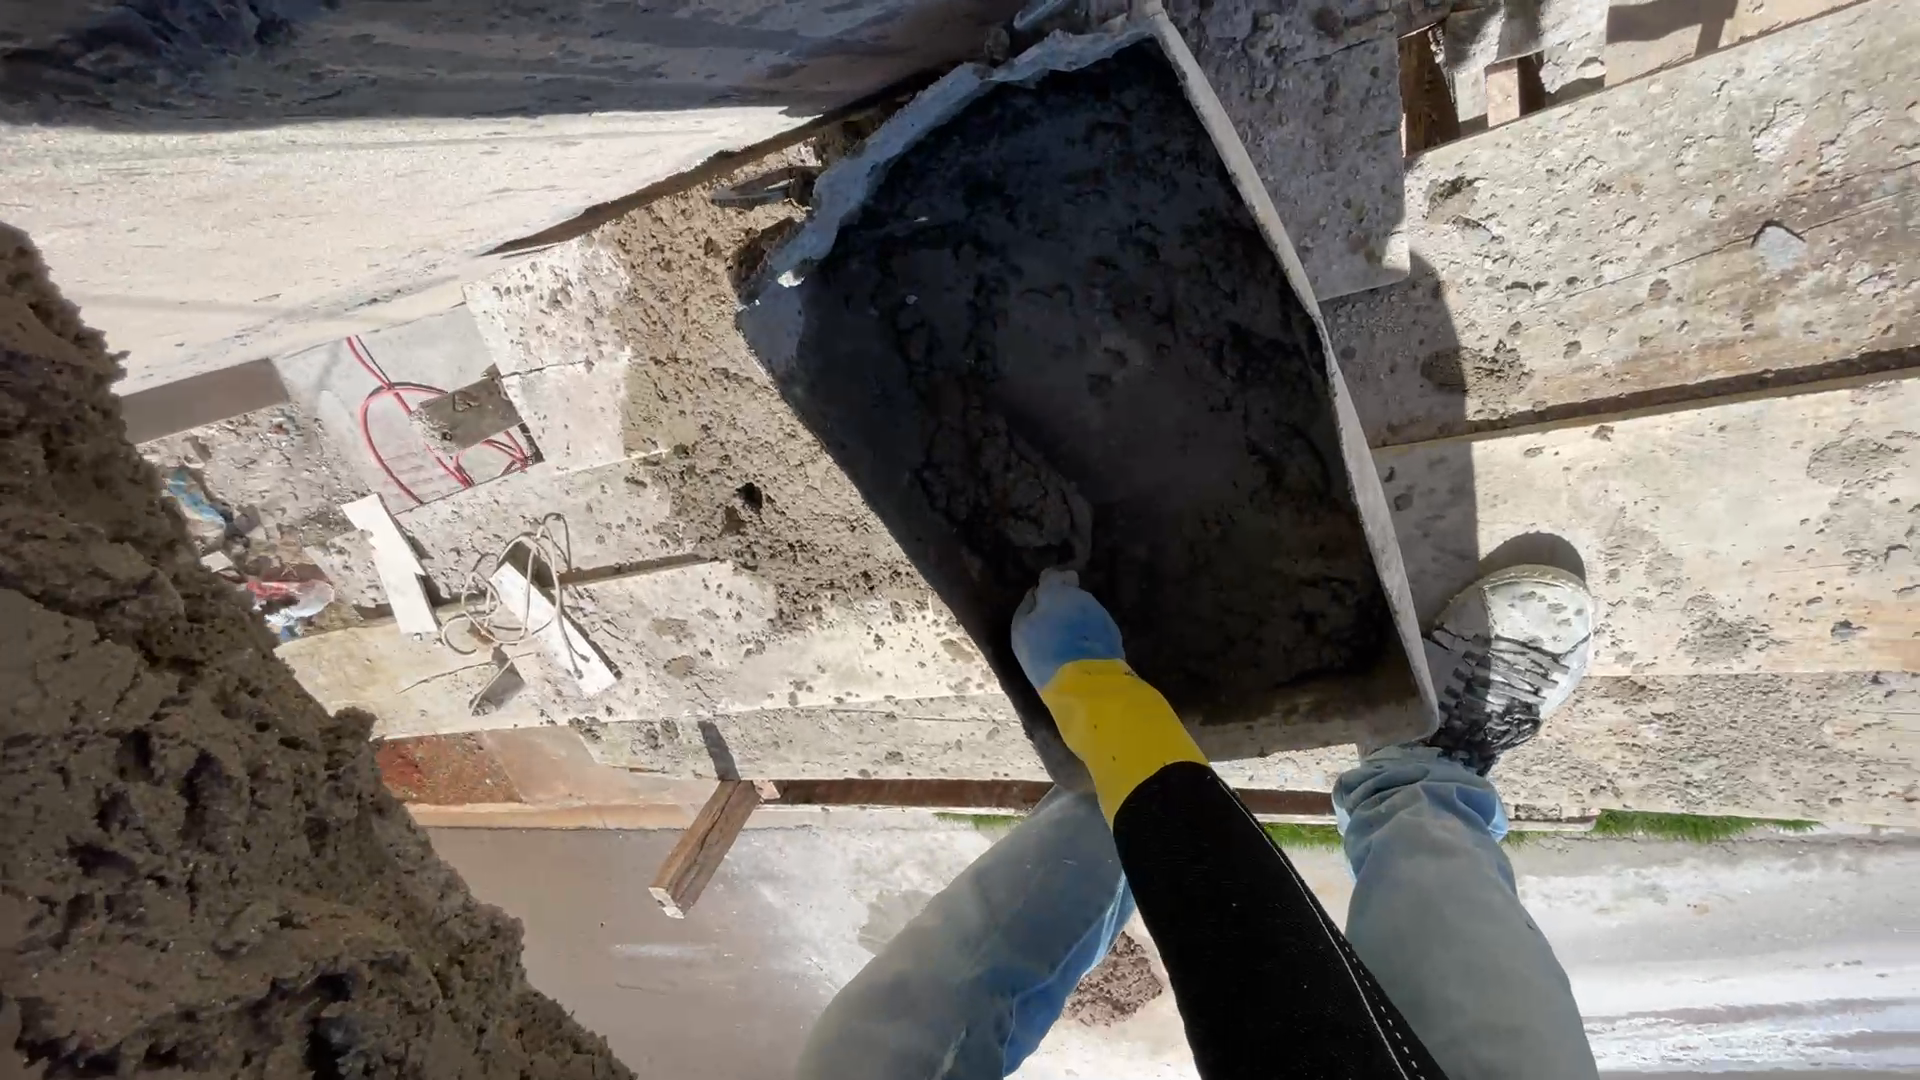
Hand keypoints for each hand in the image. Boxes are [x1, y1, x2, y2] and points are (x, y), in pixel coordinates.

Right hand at [1010, 569, 1123, 690]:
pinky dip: (1089, 635)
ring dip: (1077, 621)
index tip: (1043, 599)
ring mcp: (1102, 614)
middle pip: (1071, 594)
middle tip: (1053, 627)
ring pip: (1085, 611)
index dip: (1047, 585)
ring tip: (1067, 644)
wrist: (1085, 683)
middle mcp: (1083, 597)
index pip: (1053, 576)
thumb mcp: (1021, 631)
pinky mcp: (1114, 633)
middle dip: (1063, 605)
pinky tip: (1082, 653)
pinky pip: (1096, 628)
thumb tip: (1035, 594)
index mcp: (1058, 592)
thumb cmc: (1044, 653)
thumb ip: (1027, 607)